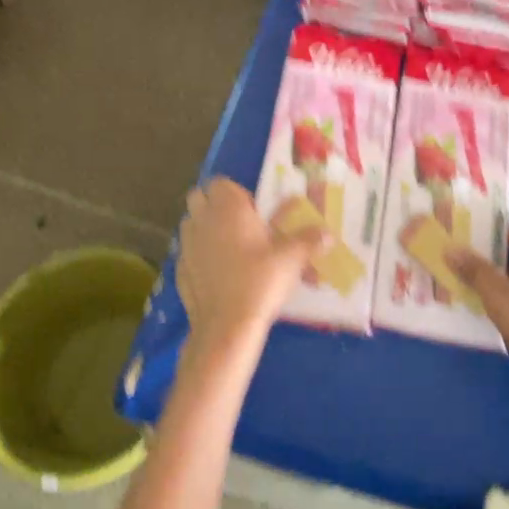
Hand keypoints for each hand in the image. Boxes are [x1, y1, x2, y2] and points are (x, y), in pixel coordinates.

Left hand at [177, 178, 326, 344]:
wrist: (226, 325)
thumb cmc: (260, 280)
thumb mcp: (291, 259)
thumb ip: (308, 241)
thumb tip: (328, 234)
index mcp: (228, 208)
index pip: (221, 183)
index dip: (236, 193)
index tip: (254, 211)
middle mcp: (203, 220)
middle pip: (199, 198)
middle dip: (215, 205)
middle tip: (240, 224)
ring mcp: (187, 245)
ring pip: (191, 224)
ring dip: (205, 228)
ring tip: (229, 247)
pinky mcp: (180, 270)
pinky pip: (188, 252)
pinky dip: (199, 256)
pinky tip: (218, 274)